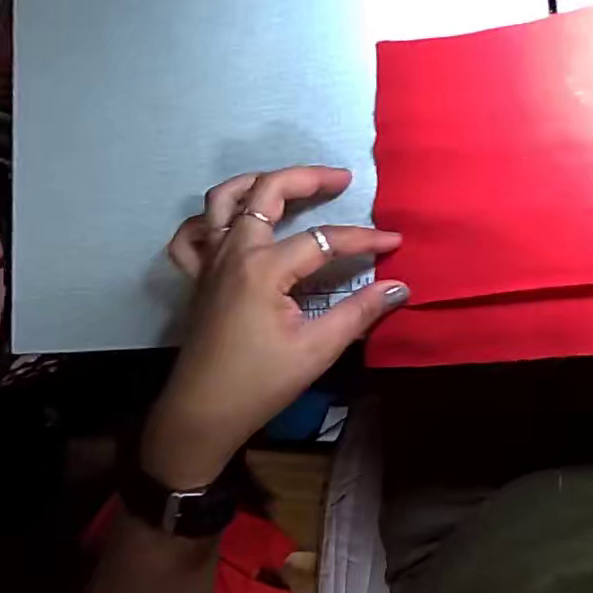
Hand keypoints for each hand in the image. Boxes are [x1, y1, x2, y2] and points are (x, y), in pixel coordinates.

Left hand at [148, 166, 406, 487]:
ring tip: (289, 186)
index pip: (323, 239)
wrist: (201, 414)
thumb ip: (360, 311)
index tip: (394, 241)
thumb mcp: (318, 348)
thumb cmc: (261, 382)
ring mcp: (209, 262)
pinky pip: (192, 235)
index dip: (363, 238)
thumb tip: (400, 286)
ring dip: (258, 184)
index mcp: (263, 268)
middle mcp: (233, 252)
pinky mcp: (197, 278)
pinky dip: (211, 220)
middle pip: (266, 192)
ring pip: (223, 201)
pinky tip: (232, 225)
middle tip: (341, 179)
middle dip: (307, 178)